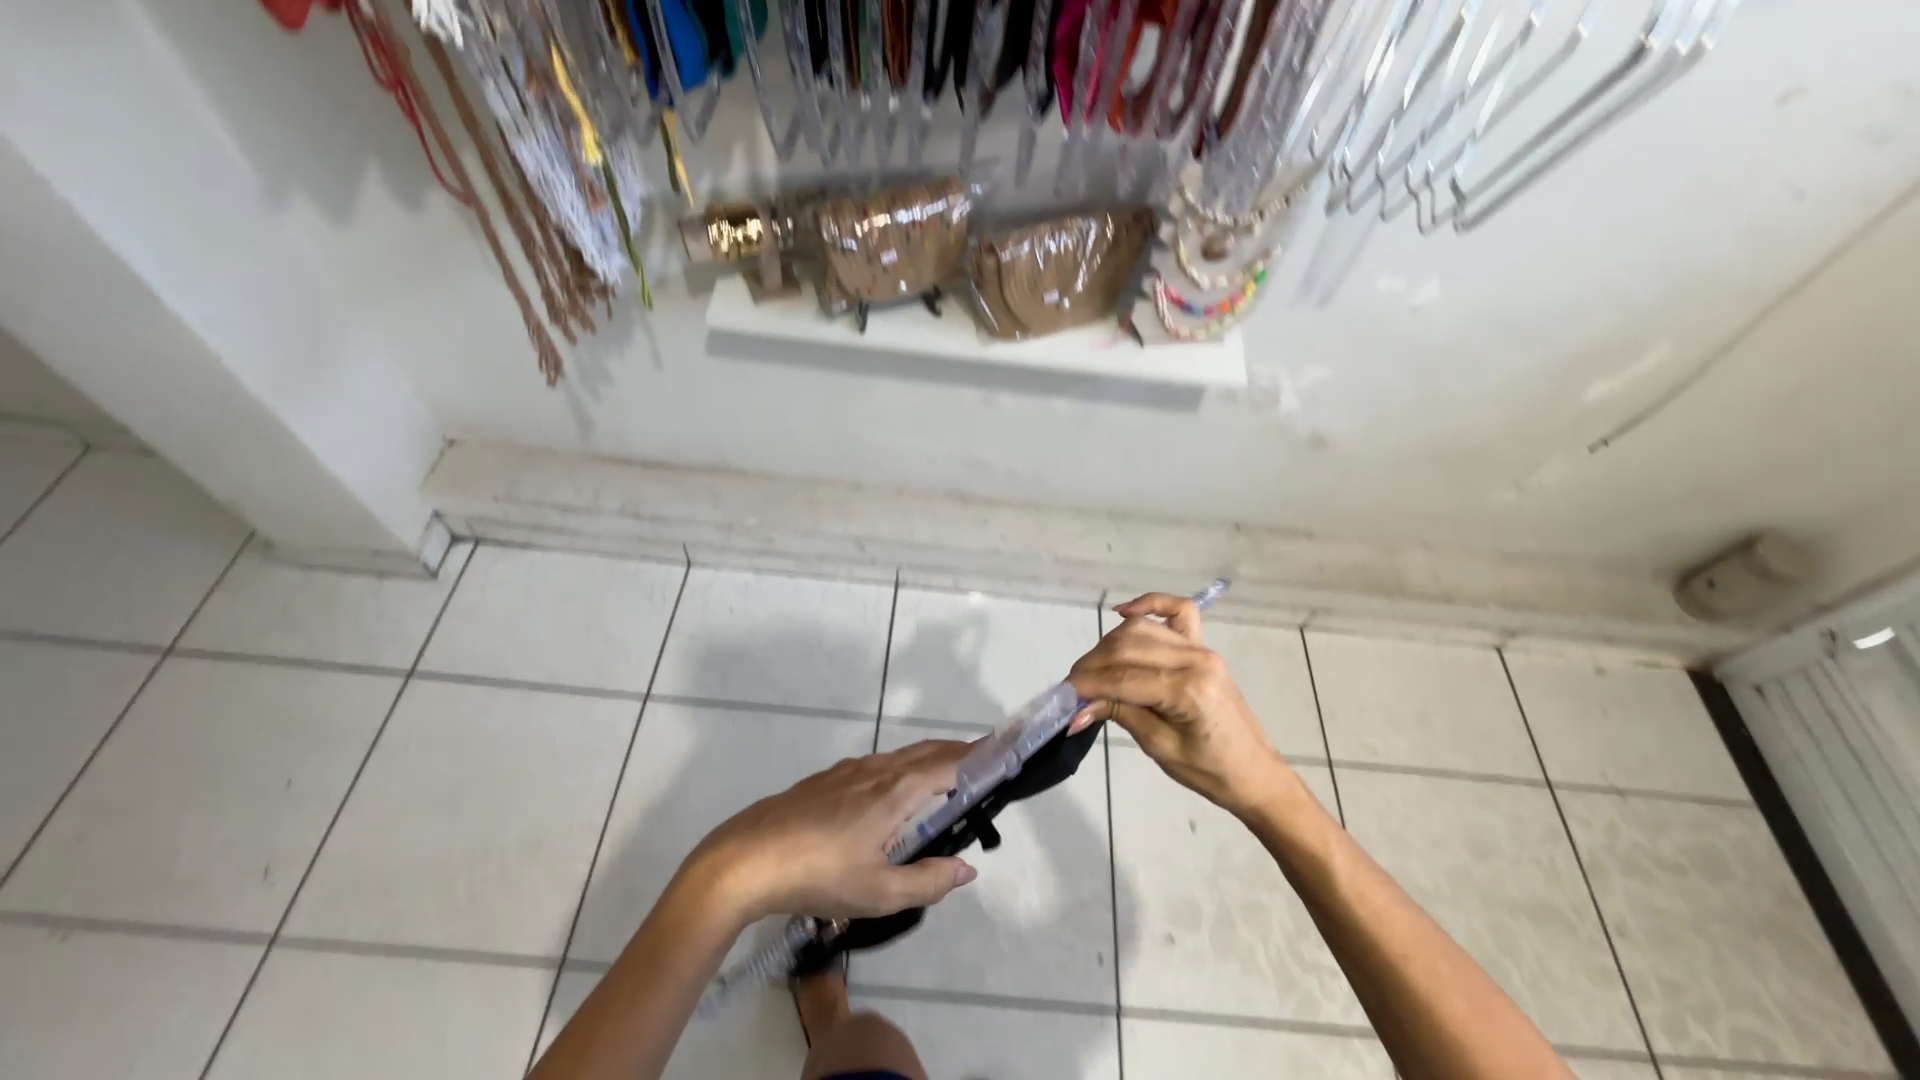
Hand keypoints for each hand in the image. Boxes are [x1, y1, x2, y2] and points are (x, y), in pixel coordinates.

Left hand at [687, 739, 979, 922]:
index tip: (1003, 753)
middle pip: (926, 752)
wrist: (745, 860)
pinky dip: (900, 770)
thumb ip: (928, 880)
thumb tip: (967, 869)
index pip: (949, 763)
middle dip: (957, 753)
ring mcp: (846, 772)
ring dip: (927, 761)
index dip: (978, 756)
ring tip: (943, 780)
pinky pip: (875, 766)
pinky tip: (890, 797)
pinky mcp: (824, 781)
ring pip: (899, 757)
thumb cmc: (818, 876)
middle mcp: (876, 770)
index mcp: (896, 791)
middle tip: (982, 765)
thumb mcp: (879, 893)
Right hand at [1067, 593, 1293, 817]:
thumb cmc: (1209, 771)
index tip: (1062, 696)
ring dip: (1109, 645)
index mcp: (1188, 691)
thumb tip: (1076, 708)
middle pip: (1128, 648)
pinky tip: (1123, 611)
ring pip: (1142, 630)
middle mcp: (1196, 659)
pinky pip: (1178, 611)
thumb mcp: (1159, 748)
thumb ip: (1120, 714)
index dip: (1087, 684)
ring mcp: (1202, 649)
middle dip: (1092, 666)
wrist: (1254, 773)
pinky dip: (1150, 603)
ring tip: (1092, 672)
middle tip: (1072, 688)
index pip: (1123, 678)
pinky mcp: (1204, 648)